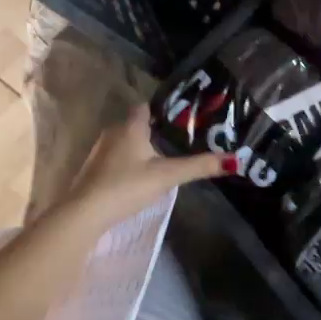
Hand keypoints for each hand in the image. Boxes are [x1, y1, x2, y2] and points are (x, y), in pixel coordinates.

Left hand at [66, 106, 229, 222]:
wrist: (85, 213)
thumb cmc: (127, 186)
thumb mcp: (167, 176)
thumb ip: (199, 166)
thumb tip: (235, 160)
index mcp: (130, 126)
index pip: (146, 107)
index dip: (162, 110)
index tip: (180, 118)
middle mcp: (112, 132)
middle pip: (135, 124)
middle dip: (153, 131)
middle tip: (176, 141)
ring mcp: (98, 152)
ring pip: (123, 142)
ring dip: (138, 148)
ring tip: (159, 160)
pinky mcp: (91, 170)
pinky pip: (113, 159)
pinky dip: (126, 163)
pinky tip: (136, 178)